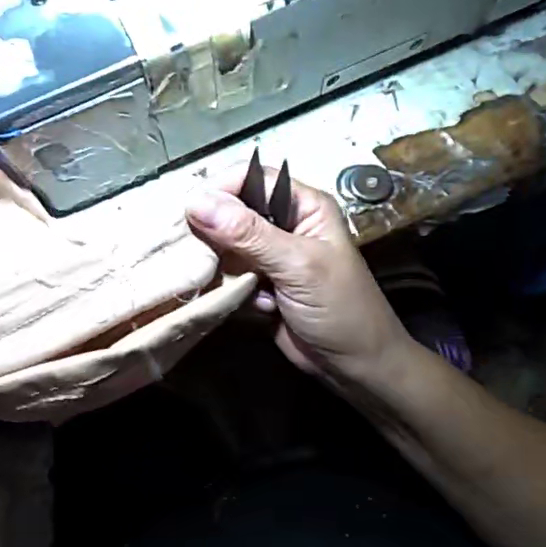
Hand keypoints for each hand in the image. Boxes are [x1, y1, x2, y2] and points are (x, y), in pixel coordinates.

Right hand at [186, 165, 411, 383]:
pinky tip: (257, 307)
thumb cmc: (341, 309)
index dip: (220, 191)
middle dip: (215, 235)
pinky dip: (230, 291)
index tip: (190, 215)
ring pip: (224, 248)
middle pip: (231, 213)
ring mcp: (269, 257)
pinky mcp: (258, 285)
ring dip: (224, 269)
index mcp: (303, 206)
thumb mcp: (298, 265)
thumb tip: (197, 201)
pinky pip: (227, 277)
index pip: (251, 179)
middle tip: (203, 258)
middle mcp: (284, 224)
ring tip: (240, 288)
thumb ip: (248, 233)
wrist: (355, 367)